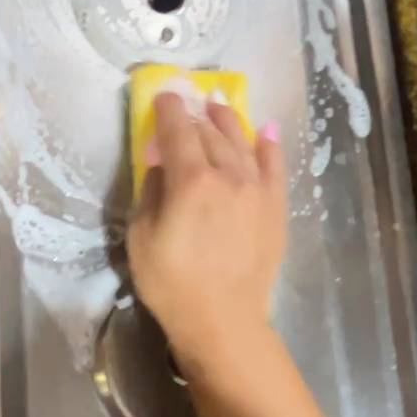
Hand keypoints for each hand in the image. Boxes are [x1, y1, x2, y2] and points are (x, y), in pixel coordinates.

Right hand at [127, 82, 286, 377]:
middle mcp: (228, 176)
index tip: (162, 96)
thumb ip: (152, 192)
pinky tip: (265, 131)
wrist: (223, 320)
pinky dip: (269, 145)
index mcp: (191, 181)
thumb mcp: (141, 235)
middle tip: (185, 104)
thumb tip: (162, 165)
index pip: (178, 130)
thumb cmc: (170, 281)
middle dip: (194, 114)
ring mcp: (257, 191)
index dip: (168, 109)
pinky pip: (274, 167)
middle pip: (210, 133)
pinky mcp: (275, 209)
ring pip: (242, 143)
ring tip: (218, 107)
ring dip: (228, 121)